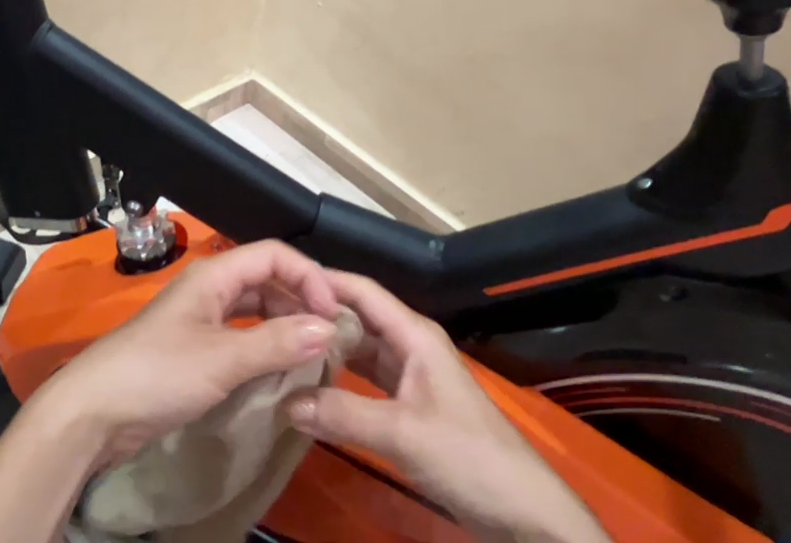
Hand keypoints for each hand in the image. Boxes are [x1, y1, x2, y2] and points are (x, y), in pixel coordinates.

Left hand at [30, 239, 343, 466]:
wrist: (93, 412)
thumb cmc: (157, 373)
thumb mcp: (222, 359)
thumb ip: (276, 342)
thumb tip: (329, 329)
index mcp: (213, 275)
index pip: (274, 255)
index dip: (309, 276)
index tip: (334, 312)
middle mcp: (208, 289)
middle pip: (266, 279)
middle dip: (301, 299)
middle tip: (333, 333)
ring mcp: (199, 319)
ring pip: (254, 307)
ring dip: (285, 322)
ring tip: (315, 350)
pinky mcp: (193, 349)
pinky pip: (241, 334)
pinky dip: (265, 343)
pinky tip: (282, 366)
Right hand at [286, 271, 610, 542]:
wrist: (522, 510)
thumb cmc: (469, 456)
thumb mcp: (402, 433)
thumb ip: (342, 414)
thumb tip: (284, 401)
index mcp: (414, 335)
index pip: (363, 292)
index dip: (323, 281)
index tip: (278, 280)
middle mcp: (410, 346)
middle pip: (358, 319)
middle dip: (317, 316)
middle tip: (268, 318)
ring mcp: (411, 376)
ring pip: (360, 351)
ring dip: (327, 349)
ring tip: (282, 348)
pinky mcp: (410, 406)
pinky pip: (366, 381)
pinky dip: (340, 380)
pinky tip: (311, 388)